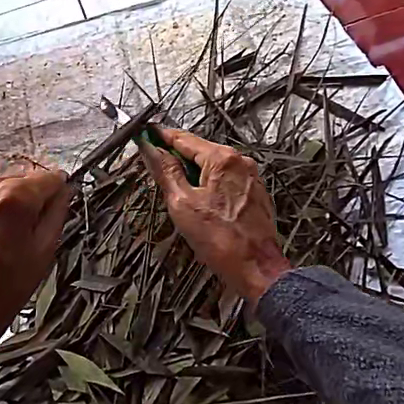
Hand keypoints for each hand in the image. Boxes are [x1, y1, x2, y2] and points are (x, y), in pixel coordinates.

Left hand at [0, 168, 69, 403]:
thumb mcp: (43, 255)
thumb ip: (57, 215)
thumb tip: (62, 196)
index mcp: (13, 198)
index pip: (51, 177)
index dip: (59, 194)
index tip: (60, 206)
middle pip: (24, 179)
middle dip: (33, 201)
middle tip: (33, 234)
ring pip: (1, 189)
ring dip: (10, 208)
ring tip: (8, 245)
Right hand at [139, 128, 290, 300]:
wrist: (256, 268)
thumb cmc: (224, 241)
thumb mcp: (182, 203)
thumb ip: (165, 172)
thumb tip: (151, 151)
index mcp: (223, 159)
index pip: (184, 139)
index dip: (161, 137)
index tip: (147, 135)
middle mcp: (241, 163)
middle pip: (200, 151)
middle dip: (177, 158)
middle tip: (155, 165)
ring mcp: (250, 178)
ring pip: (212, 166)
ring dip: (192, 173)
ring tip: (176, 192)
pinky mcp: (254, 193)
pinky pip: (225, 180)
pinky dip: (208, 185)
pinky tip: (199, 203)